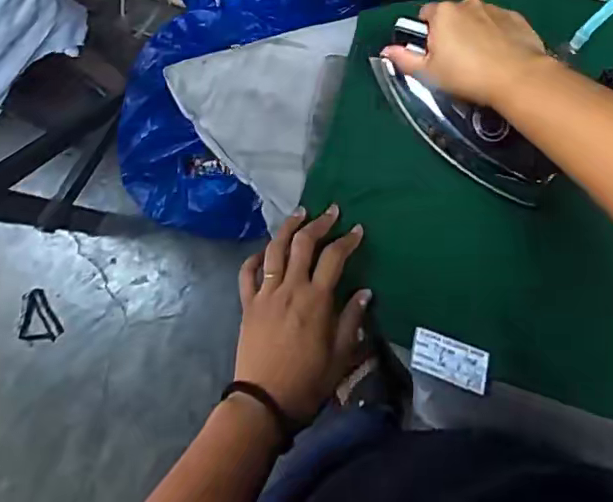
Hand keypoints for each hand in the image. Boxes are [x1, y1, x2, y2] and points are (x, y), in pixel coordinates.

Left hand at [234, 205, 371, 424]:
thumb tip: (365, 292)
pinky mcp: (247, 303)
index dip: (347, 240)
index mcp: (315, 299)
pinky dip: (255, 257)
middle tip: (330, 211)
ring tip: (298, 214)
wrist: (263, 402)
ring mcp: (265, 293)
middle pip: (303, 243)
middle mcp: (290, 287)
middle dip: (319, 223)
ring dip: (287, 227)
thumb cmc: (307, 382)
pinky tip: (263, 251)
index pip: (334, 257)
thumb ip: (352, 320)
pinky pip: (247, 272)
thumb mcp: (340, 356)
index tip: (357, 229)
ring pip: (274, 249)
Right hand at [381, 0, 557, 108]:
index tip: (433, 54)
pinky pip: (500, 24)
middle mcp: (467, 4)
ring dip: (475, 32)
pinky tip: (501, 56)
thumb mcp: (429, 73)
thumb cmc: (467, 75)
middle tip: (456, 61)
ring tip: (481, 60)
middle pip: (452, 16)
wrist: (519, 78)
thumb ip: (405, 59)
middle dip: (451, 32)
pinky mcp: (517, 19)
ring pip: (477, 18)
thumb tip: (387, 50)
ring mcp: (494, 9)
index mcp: (443, 13)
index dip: (427, 34)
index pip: (426, 15)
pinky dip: (498, 35)